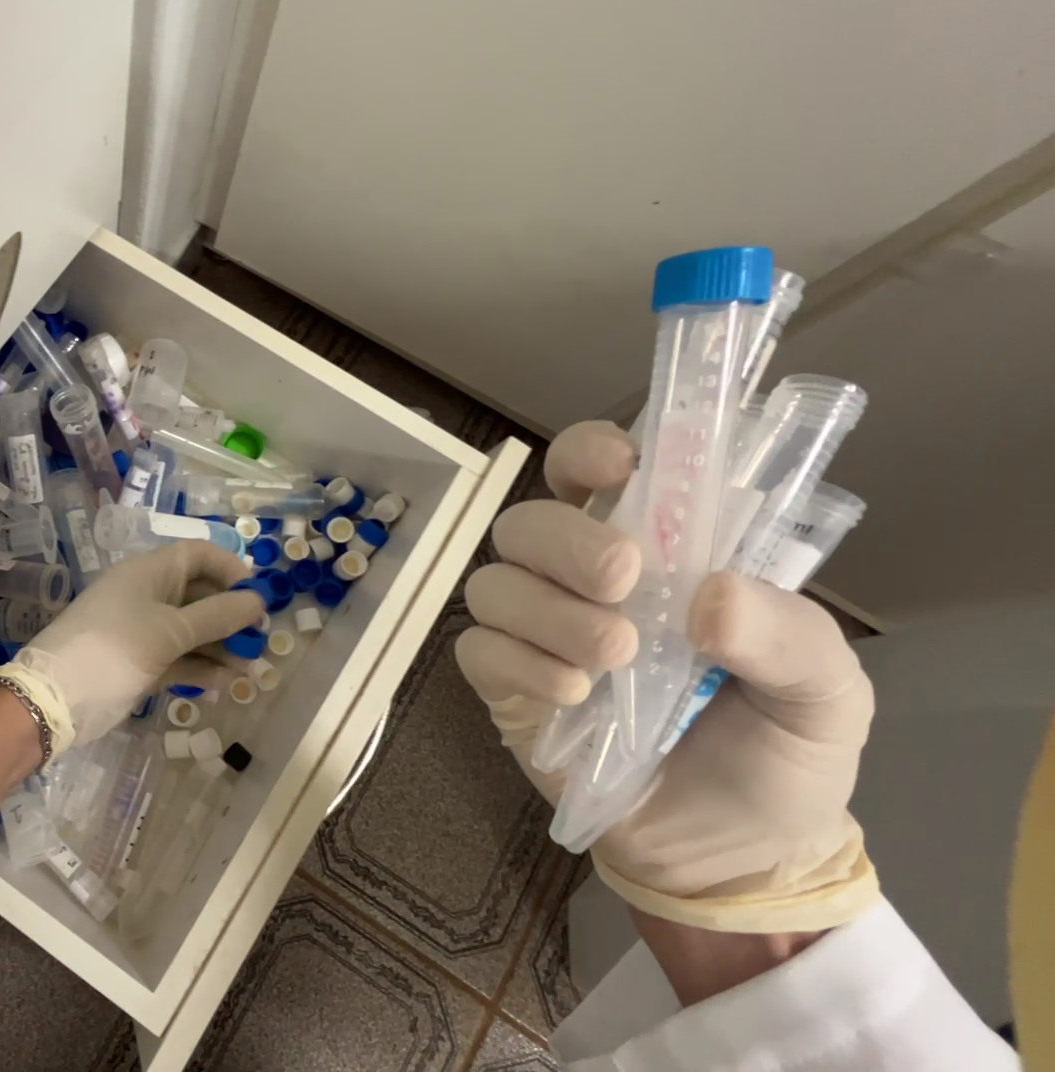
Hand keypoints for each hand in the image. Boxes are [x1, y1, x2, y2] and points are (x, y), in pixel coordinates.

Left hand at [0, 541, 264, 757]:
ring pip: (192, 631)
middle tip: (261, 640)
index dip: (231, 570)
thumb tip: (258, 602)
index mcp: (149, 573)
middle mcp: (148, 596)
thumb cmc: (114, 649)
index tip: (257, 597)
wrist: (55, 699)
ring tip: (251, 669)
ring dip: (222, 647)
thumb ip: (217, 616)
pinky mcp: (141, 663)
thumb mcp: (169, 631)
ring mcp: (143, 631)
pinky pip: (179, 659)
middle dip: (232, 616)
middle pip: (200, 595)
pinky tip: (224, 683)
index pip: (198, 555)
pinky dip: (201, 669)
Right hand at [455, 421, 878, 934]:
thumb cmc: (775, 753)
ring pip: (491, 584)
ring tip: (616, 657)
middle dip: (565, 542)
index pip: (590, 473)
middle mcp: (574, 581)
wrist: (726, 851)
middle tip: (623, 581)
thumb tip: (707, 594)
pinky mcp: (502, 686)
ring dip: (547, 612)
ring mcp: (531, 634)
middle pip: (523, 523)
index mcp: (648, 551)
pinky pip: (478, 650)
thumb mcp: (826, 694)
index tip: (618, 467)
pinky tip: (576, 696)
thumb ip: (789, 635)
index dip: (587, 452)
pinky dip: (522, 665)